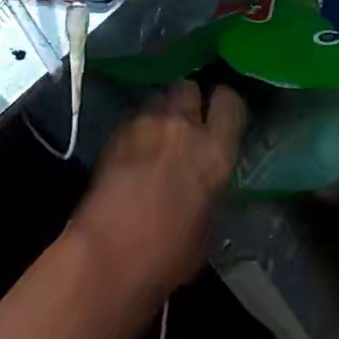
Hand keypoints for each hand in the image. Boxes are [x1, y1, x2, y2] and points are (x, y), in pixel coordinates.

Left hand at [63, 81, 246, 299]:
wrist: (109, 249)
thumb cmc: (169, 252)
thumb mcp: (207, 224)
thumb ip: (209, 186)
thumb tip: (202, 177)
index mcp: (214, 151)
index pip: (229, 102)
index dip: (224, 104)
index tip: (220, 113)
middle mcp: (181, 125)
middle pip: (188, 87)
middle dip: (188, 99)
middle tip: (186, 121)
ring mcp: (145, 121)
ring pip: (159, 95)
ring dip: (162, 109)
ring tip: (159, 132)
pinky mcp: (117, 127)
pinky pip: (135, 114)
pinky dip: (139, 124)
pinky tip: (135, 145)